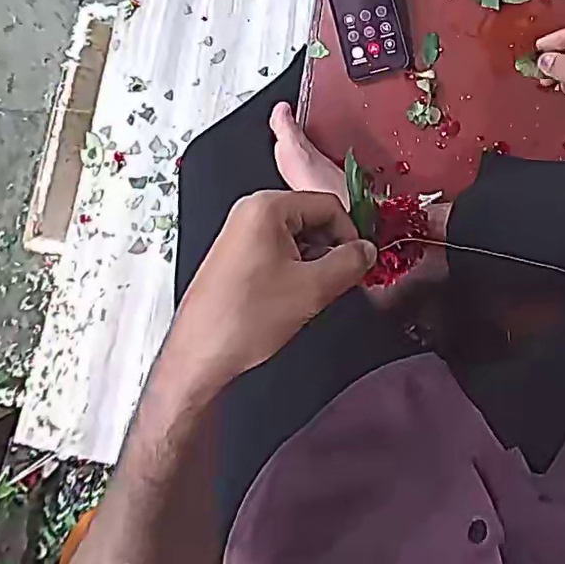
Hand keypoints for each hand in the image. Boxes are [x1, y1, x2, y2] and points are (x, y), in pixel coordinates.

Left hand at [159, 190, 375, 389]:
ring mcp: (241, 233)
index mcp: (267, 207)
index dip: (350, 234)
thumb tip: (367, 250)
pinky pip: (279, 249)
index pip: (329, 205)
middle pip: (313, 218)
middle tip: (339, 280)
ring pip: (298, 236)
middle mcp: (251, 211)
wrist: (197, 359)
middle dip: (331, 249)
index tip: (358, 262)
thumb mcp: (313, 288)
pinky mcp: (236, 255)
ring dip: (313, 262)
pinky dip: (294, 269)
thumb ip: (350, 262)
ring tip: (312, 294)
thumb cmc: (246, 318)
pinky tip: (292, 297)